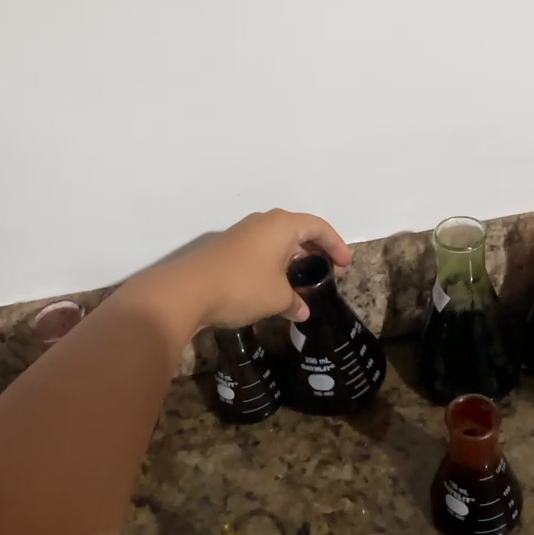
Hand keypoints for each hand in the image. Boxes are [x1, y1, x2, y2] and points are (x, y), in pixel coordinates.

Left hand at [127, 210, 352, 332]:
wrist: (187, 291)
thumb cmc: (242, 286)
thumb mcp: (277, 298)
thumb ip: (295, 302)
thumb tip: (302, 311)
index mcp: (282, 225)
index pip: (318, 226)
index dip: (336, 245)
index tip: (346, 264)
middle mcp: (264, 222)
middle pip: (299, 230)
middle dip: (316, 250)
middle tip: (329, 272)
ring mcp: (243, 234)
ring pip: (279, 241)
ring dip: (295, 258)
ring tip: (305, 280)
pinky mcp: (228, 249)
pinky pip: (262, 250)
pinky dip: (276, 263)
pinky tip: (277, 286)